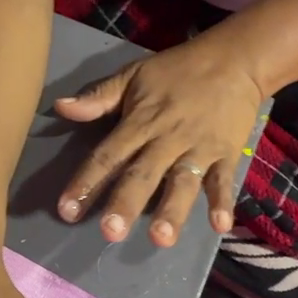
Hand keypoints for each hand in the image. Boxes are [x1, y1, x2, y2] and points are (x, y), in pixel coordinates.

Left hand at [55, 37, 263, 246]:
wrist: (236, 58)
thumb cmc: (178, 70)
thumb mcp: (134, 75)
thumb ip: (99, 96)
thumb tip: (60, 107)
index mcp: (139, 122)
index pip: (107, 155)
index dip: (86, 182)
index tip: (67, 210)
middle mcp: (166, 139)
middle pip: (143, 175)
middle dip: (126, 203)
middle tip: (110, 233)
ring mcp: (198, 148)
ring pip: (182, 183)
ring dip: (172, 211)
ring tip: (161, 239)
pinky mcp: (226, 154)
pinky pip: (223, 181)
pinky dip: (222, 202)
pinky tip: (219, 227)